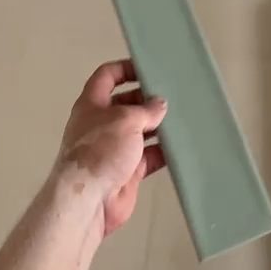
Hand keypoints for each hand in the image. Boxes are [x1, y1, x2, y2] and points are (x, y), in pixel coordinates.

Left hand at [57, 59, 167, 237]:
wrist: (88, 201)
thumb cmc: (101, 149)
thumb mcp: (125, 120)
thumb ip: (146, 110)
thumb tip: (160, 105)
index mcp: (93, 104)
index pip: (107, 76)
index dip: (126, 68)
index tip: (148, 68)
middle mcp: (103, 123)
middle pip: (127, 103)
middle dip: (148, 99)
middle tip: (173, 95)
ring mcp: (115, 148)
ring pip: (141, 130)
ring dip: (159, 125)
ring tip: (182, 117)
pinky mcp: (128, 170)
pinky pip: (150, 156)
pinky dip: (164, 151)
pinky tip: (181, 145)